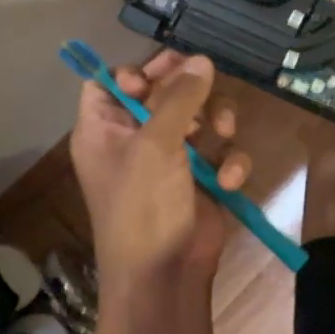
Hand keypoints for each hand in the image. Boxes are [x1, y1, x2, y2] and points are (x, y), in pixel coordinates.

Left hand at [70, 51, 252, 290]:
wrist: (165, 274)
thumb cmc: (142, 207)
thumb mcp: (156, 146)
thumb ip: (179, 98)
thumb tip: (202, 59)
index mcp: (104, 130)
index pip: (112, 82)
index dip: (138, 72)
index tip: (165, 71)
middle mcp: (136, 140)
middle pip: (165, 93)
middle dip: (191, 93)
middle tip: (208, 86)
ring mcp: (171, 159)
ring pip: (201, 118)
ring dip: (218, 122)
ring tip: (224, 134)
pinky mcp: (202, 179)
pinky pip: (222, 152)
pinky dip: (230, 162)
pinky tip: (229, 182)